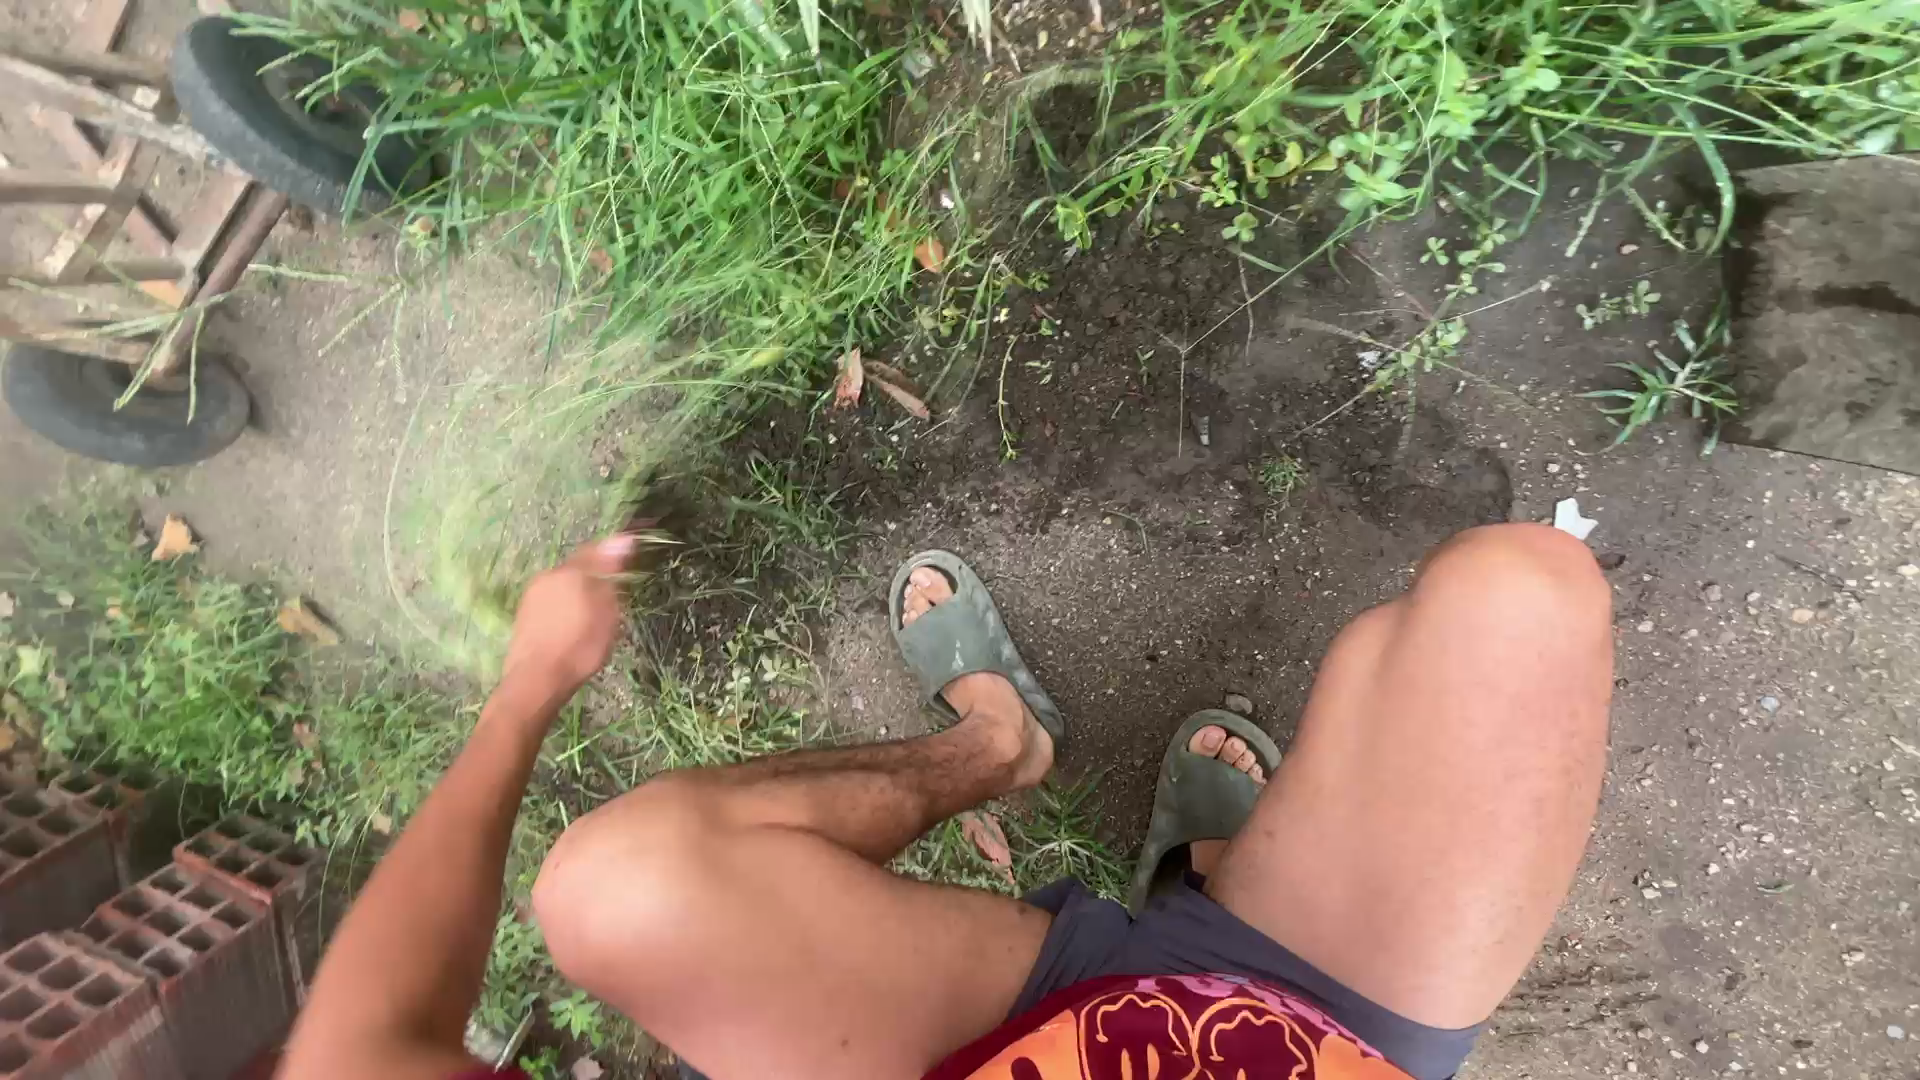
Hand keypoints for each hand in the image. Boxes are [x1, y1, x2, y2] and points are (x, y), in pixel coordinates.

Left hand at [501, 534, 637, 694]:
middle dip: (596, 575)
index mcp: (571, 572)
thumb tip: (623, 539)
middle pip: (578, 567)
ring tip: (594, 613)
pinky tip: (573, 624)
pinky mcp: (524, 613)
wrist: (537, 679)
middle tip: (615, 593)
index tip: (631, 559)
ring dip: (580, 591)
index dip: (614, 552)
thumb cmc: (581, 645)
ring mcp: (532, 594)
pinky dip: (566, 605)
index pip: (597, 549)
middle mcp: (548, 576)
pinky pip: (552, 599)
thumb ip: (612, 573)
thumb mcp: (608, 610)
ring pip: (564, 584)